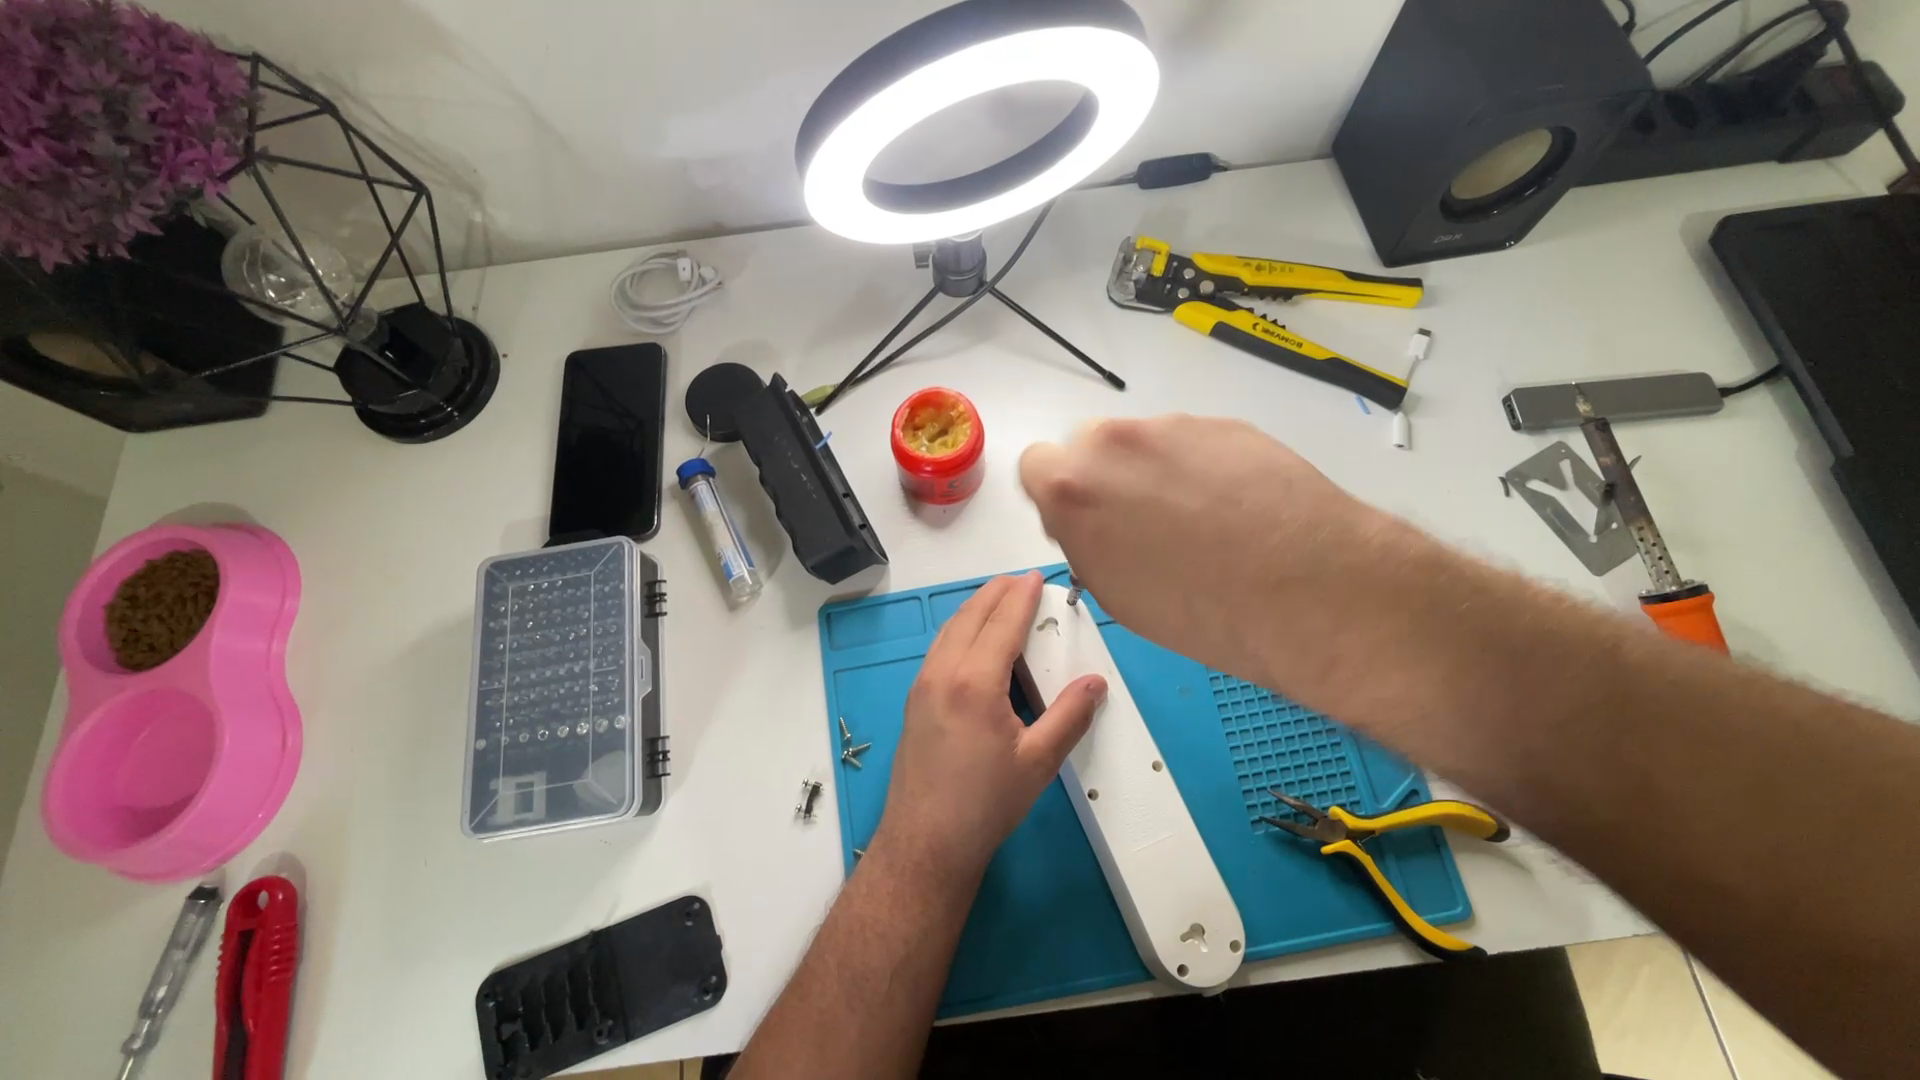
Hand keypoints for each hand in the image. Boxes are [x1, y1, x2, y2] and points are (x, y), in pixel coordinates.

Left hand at [875, 572, 1106, 885]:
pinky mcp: (914, 702)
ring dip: (975, 609)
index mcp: (974, 682)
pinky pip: (939, 650)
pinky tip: (973, 642)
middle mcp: (942, 674)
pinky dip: (960, 631)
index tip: (1037, 577)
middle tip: (1020, 581)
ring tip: (999, 601)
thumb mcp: (1039, 762)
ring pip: (949, 631)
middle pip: (970, 617)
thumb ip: (1069, 716)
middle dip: (996, 593)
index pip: (1002, 623)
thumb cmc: (986, 803)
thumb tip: (1095, 682)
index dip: (1022, 597)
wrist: (925, 841)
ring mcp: (922, 687)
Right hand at [1019, 415, 1389, 687]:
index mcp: (1072, 488)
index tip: (1086, 521)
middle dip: (1108, 478)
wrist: (1306, 591)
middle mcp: (1114, 444)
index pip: (1036, 468)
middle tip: (1146, 523)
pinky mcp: (1225, 424)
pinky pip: (1195, 443)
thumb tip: (1094, 525)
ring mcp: (1174, 427)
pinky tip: (1238, 510)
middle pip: (1090, 447)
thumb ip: (1085, 541)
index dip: (1059, 496)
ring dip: (1157, 473)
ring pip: (1146, 444)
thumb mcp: (1114, 593)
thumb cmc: (1200, 612)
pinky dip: (1205, 468)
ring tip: (1204, 522)